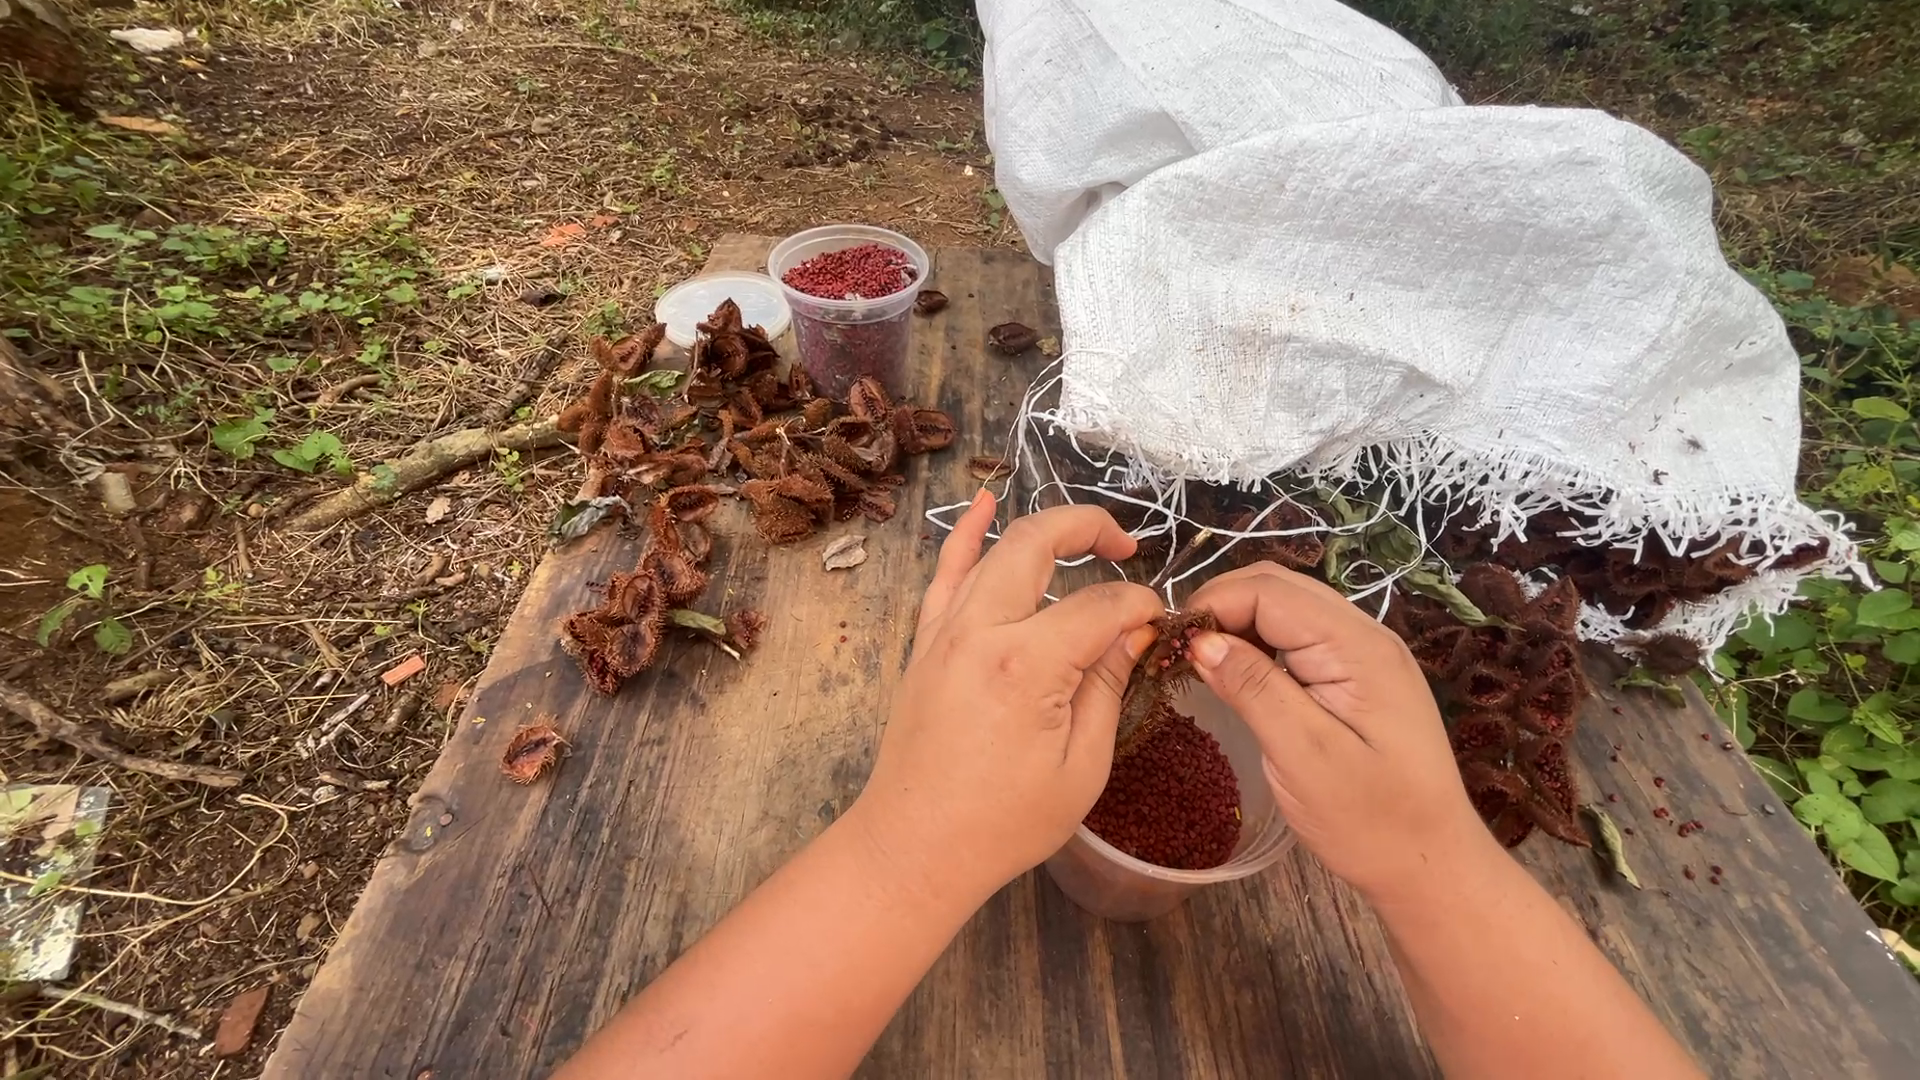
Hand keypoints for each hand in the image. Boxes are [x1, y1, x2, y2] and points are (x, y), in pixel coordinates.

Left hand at [850, 491, 1162, 899]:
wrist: (915, 843)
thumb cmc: (1003, 822)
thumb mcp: (1080, 766)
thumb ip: (1107, 684)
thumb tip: (1134, 632)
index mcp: (1024, 664)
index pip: (1098, 606)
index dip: (1137, 606)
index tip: (1157, 621)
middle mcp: (979, 629)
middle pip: (1037, 543)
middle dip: (1090, 528)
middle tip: (1127, 547)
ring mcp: (944, 629)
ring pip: (994, 549)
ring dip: (1043, 529)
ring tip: (1086, 532)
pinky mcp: (926, 640)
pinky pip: (946, 572)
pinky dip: (967, 534)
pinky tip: (987, 504)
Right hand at [1184, 563, 1492, 904]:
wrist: (1431, 867)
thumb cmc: (1370, 820)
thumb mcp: (1304, 756)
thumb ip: (1253, 688)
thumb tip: (1199, 640)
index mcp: (1357, 647)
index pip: (1269, 591)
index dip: (1213, 604)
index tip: (1173, 645)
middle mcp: (1362, 634)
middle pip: (1275, 585)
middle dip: (1220, 605)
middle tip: (1180, 650)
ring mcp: (1360, 651)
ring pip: (1282, 604)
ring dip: (1235, 620)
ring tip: (1200, 659)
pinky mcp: (1351, 672)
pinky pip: (1293, 633)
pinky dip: (1254, 640)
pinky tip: (1234, 671)